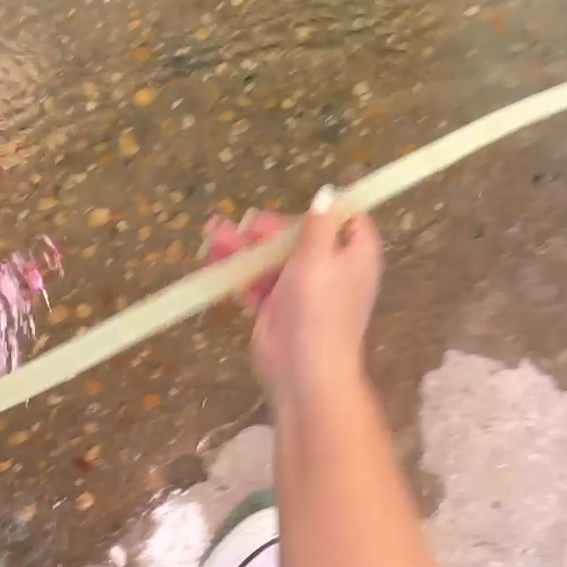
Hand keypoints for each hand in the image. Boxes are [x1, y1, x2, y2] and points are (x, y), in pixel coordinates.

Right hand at [207, 202, 382, 409]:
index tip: (300, 204)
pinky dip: (239, 273)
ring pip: (271, 257)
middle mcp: (331, 268)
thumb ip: (318, 223)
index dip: (324, 210)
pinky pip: (258, 281)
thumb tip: (327, 192)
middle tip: (243, 227)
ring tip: (213, 238)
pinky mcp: (277, 306)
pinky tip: (215, 263)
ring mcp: (302, 289)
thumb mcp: (317, 257)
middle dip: (266, 230)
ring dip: (243, 248)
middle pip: (298, 235)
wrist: (304, 373)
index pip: (348, 220)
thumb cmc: (319, 310)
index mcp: (354, 255)